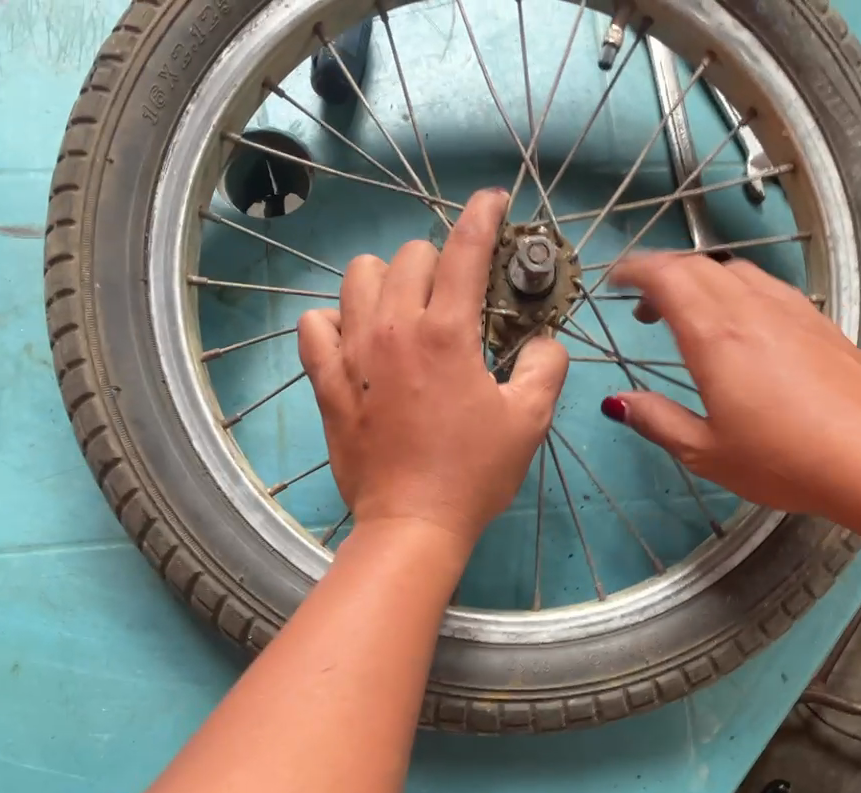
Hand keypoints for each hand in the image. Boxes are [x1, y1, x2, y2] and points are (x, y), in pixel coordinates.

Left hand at [297, 189, 568, 545]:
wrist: (413, 523)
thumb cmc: (474, 473)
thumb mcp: (529, 420)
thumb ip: (546, 365)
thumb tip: (543, 340)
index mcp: (446, 332)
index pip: (464, 248)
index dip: (482, 214)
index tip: (492, 201)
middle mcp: (393, 328)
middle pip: (409, 255)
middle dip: (438, 262)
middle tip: (455, 296)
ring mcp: (351, 353)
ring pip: (357, 277)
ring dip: (386, 281)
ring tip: (404, 311)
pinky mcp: (325, 381)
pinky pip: (314, 324)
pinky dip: (334, 321)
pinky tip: (355, 339)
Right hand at [602, 254, 860, 516]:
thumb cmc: (783, 460)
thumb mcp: (706, 452)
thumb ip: (657, 421)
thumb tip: (620, 403)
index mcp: (715, 335)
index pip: (667, 277)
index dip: (636, 270)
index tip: (617, 280)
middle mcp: (752, 309)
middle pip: (699, 267)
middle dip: (664, 276)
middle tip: (646, 308)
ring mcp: (793, 311)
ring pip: (737, 272)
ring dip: (703, 282)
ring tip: (691, 316)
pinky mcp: (821, 323)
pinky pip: (769, 288)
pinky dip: (738, 292)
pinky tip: (744, 329)